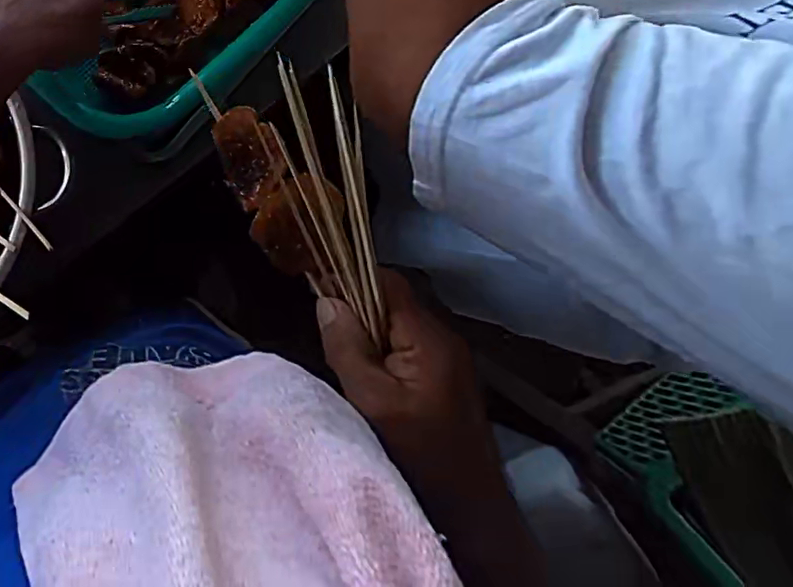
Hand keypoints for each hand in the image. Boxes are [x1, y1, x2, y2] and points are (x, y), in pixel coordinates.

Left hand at [0, 0, 105, 73]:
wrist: (8, 39)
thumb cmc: (57, 44)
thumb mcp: (90, 47)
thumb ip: (97, 31)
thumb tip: (95, 25)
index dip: (94, 11)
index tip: (86, 26)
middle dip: (70, 0)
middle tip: (61, 25)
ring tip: (35, 23)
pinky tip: (16, 16)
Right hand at [318, 269, 497, 511]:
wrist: (473, 516)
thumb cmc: (421, 458)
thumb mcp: (372, 403)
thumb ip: (347, 347)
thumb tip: (326, 300)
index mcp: (430, 338)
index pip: (388, 282)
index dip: (352, 277)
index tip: (319, 285)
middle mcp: (445, 338)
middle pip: (392, 301)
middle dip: (357, 308)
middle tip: (328, 329)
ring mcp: (448, 359)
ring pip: (397, 323)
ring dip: (367, 331)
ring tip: (344, 354)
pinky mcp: (446, 378)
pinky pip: (406, 345)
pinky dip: (382, 350)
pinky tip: (368, 376)